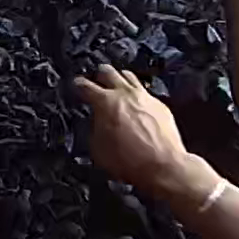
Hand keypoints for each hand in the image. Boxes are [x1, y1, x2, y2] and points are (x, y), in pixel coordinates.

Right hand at [73, 66, 190, 189]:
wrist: (162, 166)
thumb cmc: (131, 160)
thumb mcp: (97, 148)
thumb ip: (94, 129)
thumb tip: (96, 124)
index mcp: (104, 102)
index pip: (84, 85)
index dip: (77, 84)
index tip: (76, 85)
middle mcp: (125, 94)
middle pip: (107, 71)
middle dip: (98, 74)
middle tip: (95, 79)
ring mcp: (144, 96)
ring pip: (128, 76)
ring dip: (119, 79)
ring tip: (116, 84)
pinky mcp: (159, 104)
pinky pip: (145, 91)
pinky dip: (136, 94)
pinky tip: (135, 102)